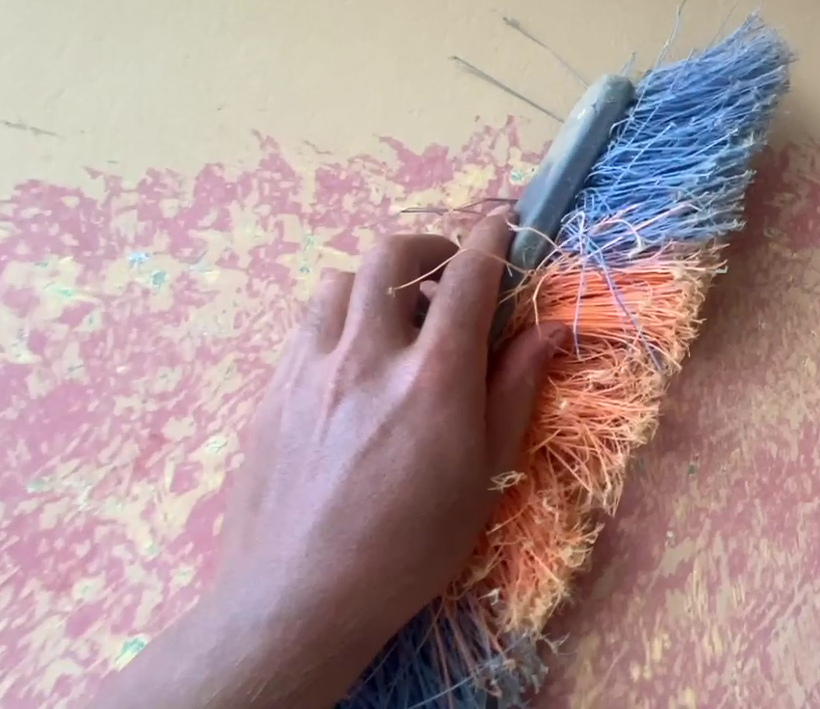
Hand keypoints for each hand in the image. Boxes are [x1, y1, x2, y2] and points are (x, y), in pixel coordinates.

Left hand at [95, 214, 564, 708]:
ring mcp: (308, 369)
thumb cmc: (413, 540)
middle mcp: (368, 355)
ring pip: (339, 281)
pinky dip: (339, 317)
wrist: (294, 603)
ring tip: (396, 319)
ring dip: (377, 283)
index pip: (469, 275)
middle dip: (429, 245)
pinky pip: (306, 323)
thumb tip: (550, 328)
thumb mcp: (486, 469)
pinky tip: (352, 361)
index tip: (506, 215)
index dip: (492, 233)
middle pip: (390, 254)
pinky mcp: (269, 391)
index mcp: (433, 376)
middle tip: (450, 274)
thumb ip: (517, 386)